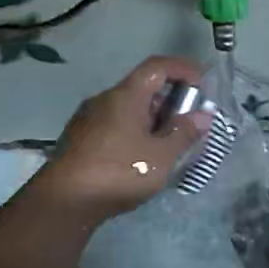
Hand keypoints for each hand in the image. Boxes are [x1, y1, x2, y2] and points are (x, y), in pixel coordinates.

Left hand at [32, 55, 212, 220]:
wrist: (65, 201)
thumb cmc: (118, 172)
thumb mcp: (160, 156)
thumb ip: (183, 134)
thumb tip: (203, 115)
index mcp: (125, 96)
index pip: (157, 67)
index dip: (183, 69)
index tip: (203, 84)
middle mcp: (104, 100)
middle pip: (142, 89)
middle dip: (170, 101)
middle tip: (189, 124)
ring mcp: (88, 120)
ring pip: (128, 111)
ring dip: (152, 121)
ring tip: (169, 145)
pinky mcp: (80, 141)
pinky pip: (115, 127)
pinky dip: (134, 133)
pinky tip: (141, 158)